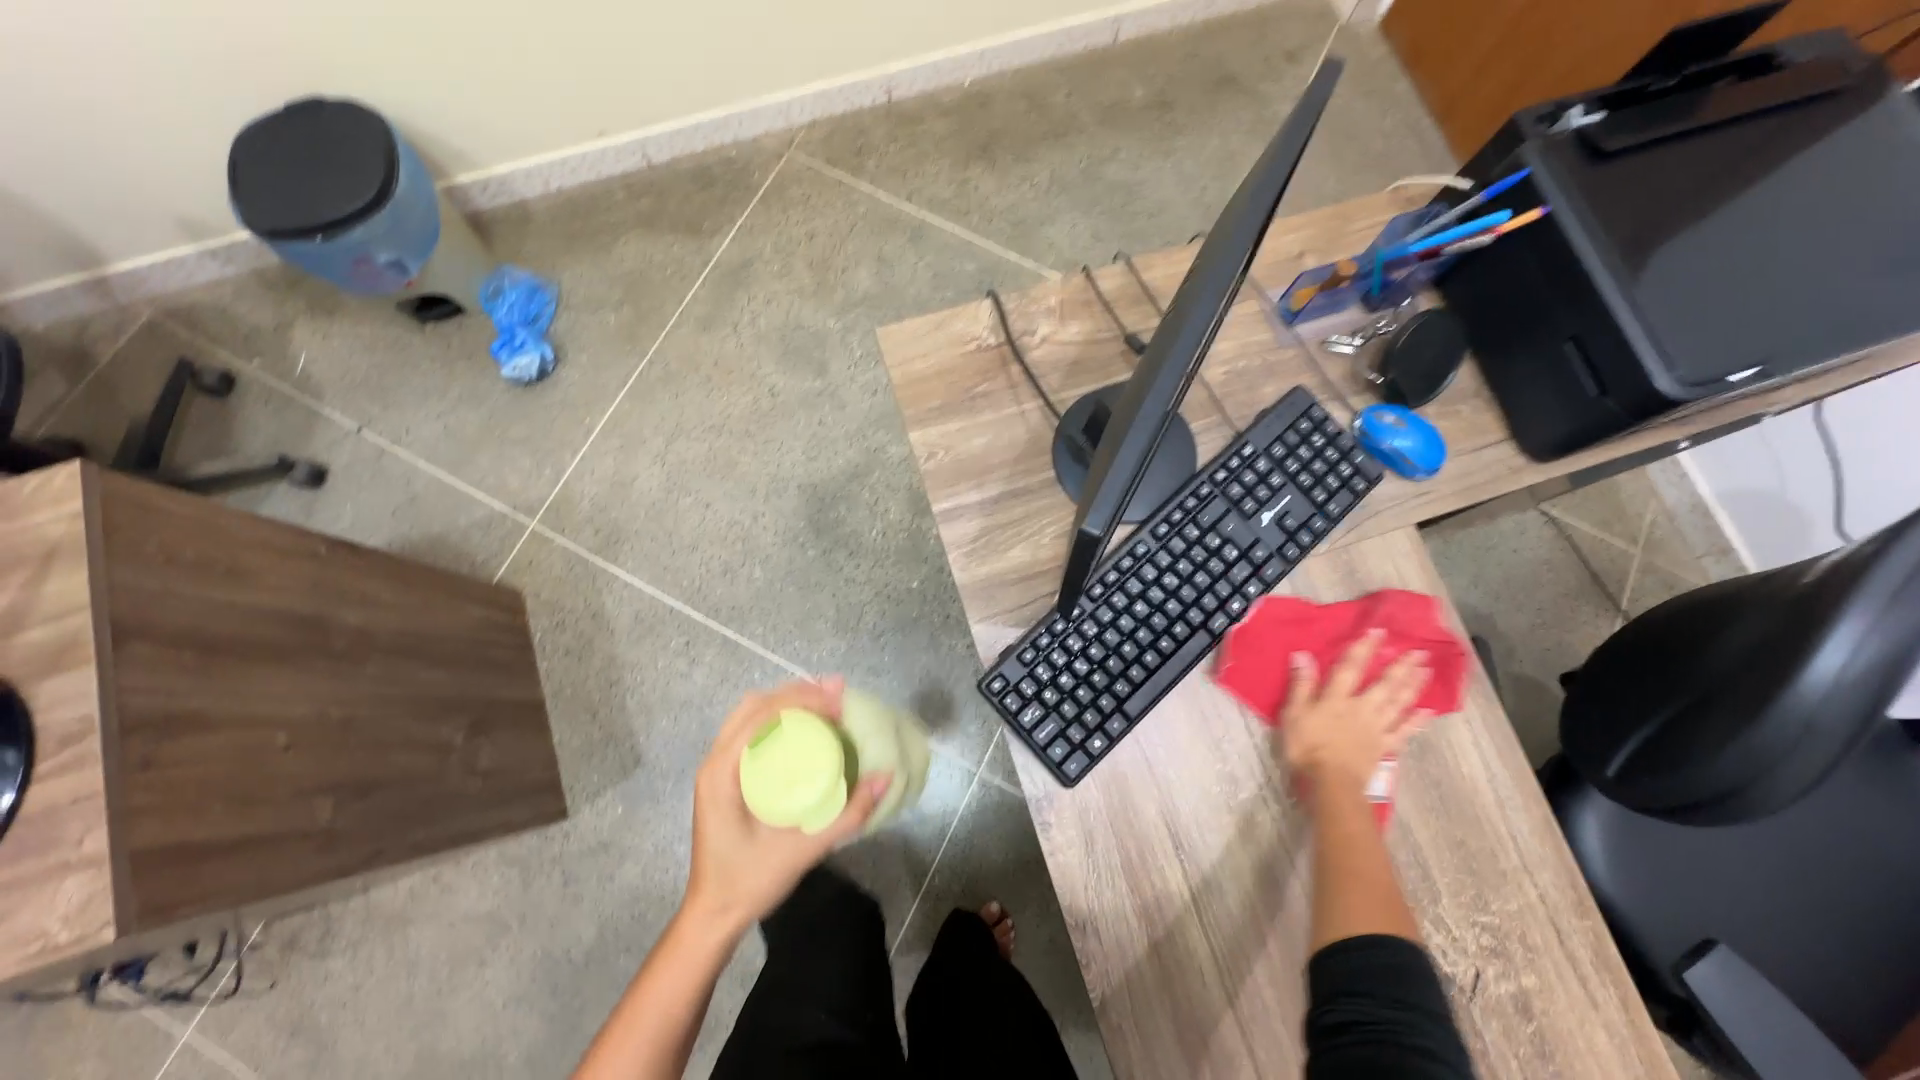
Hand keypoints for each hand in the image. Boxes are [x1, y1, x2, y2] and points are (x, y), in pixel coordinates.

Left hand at [683, 677, 890, 935]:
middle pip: (754, 706)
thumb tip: (886, 777)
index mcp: (723, 772)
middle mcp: (715, 761)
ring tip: (826, 705)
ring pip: (750, 716)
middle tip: (837, 696)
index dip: (802, 700)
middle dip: (797, 693)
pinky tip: (806, 731)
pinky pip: (750, 734)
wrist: (715, 914)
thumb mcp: (803, 849)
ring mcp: (717, 769)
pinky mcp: (725, 779)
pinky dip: (778, 722)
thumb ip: (847, 814)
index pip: (762, 715)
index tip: (839, 702)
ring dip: (787, 704)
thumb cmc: (750, 881)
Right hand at [1278, 630, 1431, 797]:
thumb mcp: (1293, 713)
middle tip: (1419, 651)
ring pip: (1398, 703)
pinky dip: (1417, 721)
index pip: (1351, 668)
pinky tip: (1429, 711)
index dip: (1364, 649)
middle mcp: (1361, 708)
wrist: (1329, 782)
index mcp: (1337, 698)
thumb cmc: (1306, 747)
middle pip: (1384, 684)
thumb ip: (1301, 685)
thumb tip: (1303, 654)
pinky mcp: (1384, 747)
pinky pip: (1404, 731)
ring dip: (1413, 686)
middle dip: (1401, 666)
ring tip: (1426, 671)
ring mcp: (1376, 728)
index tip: (1379, 632)